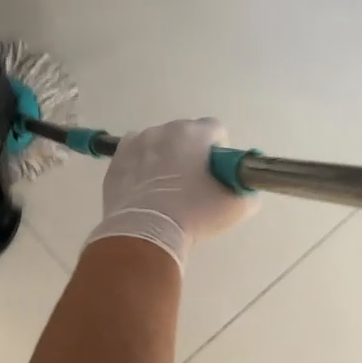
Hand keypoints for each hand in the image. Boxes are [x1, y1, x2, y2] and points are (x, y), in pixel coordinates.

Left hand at [88, 118, 256, 266]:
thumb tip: (245, 191)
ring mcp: (136, 143)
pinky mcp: (116, 161)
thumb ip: (246, 192)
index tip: (218, 172)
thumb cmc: (193, 215)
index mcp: (194, 133)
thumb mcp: (234, 207)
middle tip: (192, 186)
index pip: (216, 129)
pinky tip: (144, 190)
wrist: (144, 233)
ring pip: (157, 144)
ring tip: (165, 190)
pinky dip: (140, 167)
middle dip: (191, 153)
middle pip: (184, 134)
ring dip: (164, 158)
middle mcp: (164, 130)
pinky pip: (133, 156)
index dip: (219, 150)